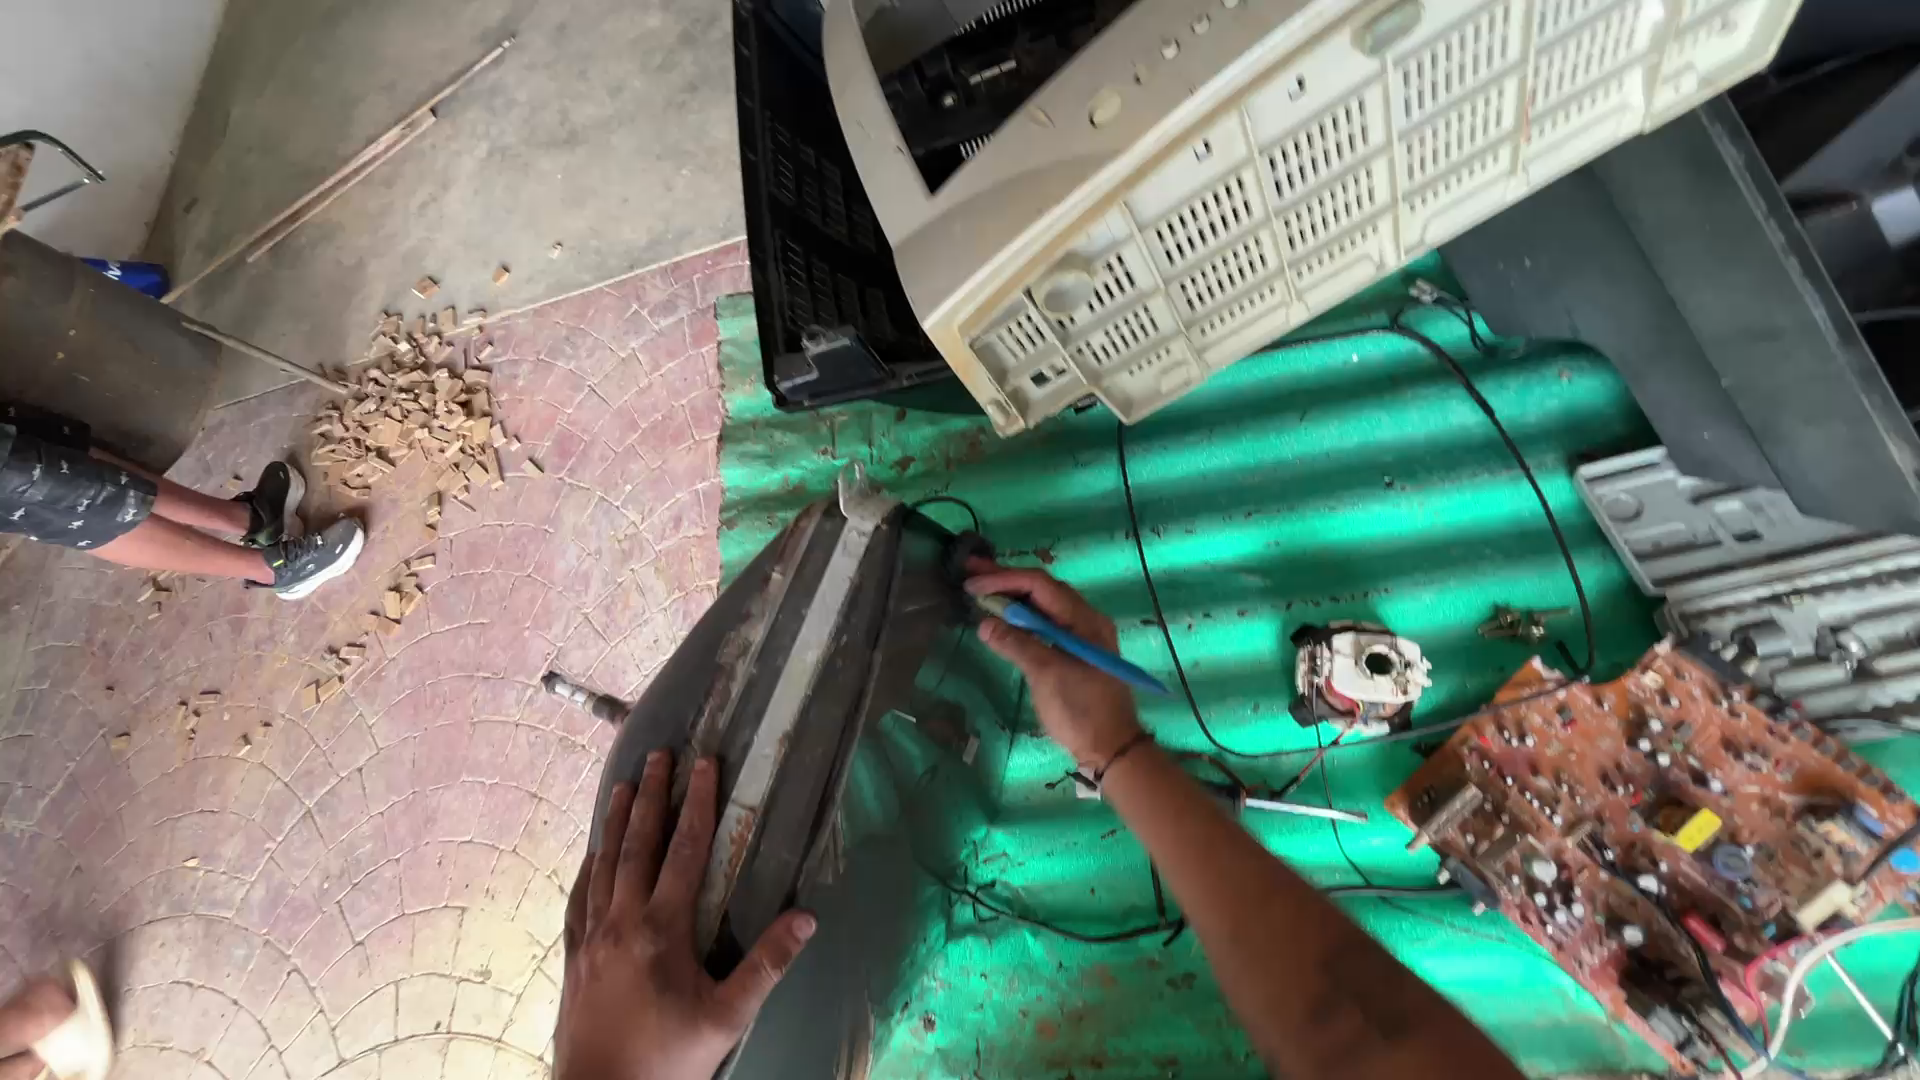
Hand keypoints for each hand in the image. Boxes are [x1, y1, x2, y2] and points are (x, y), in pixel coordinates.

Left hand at [555, 751, 815, 1079]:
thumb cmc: (668, 1060)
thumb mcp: (727, 1017)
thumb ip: (767, 965)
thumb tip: (808, 917)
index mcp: (661, 928)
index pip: (684, 851)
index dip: (698, 804)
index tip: (704, 763)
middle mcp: (622, 921)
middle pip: (638, 845)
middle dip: (651, 796)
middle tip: (659, 756)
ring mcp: (591, 939)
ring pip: (603, 865)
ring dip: (615, 822)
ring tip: (622, 786)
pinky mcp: (574, 958)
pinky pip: (578, 900)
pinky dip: (587, 868)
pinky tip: (591, 854)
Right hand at [965, 561, 1144, 764]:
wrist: (1110, 747)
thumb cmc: (1081, 709)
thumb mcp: (1046, 675)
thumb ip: (1016, 644)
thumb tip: (985, 623)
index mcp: (1084, 618)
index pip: (1040, 585)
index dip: (1004, 580)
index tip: (973, 583)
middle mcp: (1084, 618)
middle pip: (1041, 589)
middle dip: (1005, 579)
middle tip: (970, 572)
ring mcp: (1080, 634)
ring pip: (1042, 604)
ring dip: (1011, 596)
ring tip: (979, 589)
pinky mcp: (1073, 650)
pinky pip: (1044, 622)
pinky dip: (1021, 616)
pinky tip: (1001, 617)